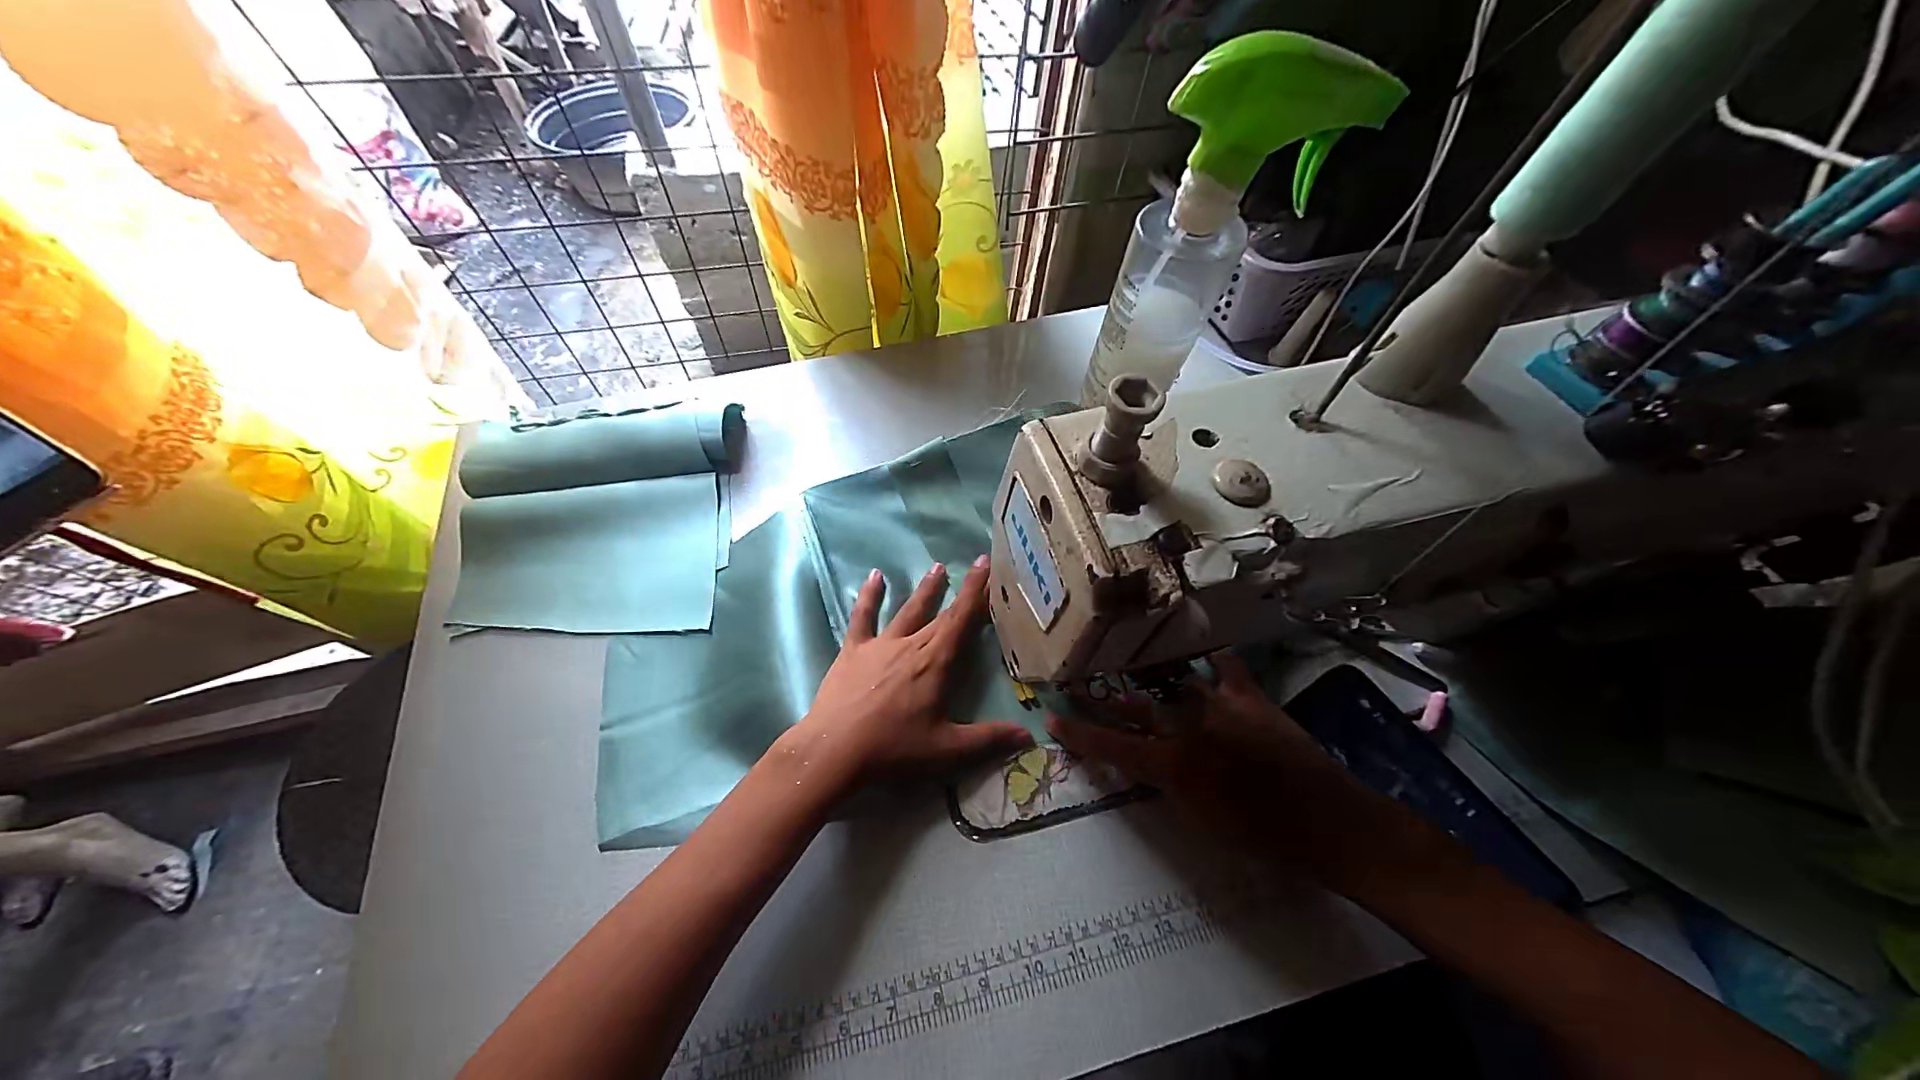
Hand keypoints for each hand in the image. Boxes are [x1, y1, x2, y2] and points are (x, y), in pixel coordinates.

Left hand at [777, 555, 1032, 794]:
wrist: (834, 750)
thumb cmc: (893, 749)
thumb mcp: (947, 749)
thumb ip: (988, 740)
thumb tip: (1028, 735)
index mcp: (936, 663)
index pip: (962, 620)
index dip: (977, 592)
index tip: (987, 564)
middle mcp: (910, 645)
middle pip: (941, 613)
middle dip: (961, 590)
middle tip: (975, 565)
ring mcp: (880, 645)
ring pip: (907, 610)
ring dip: (924, 590)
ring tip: (936, 568)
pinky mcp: (853, 651)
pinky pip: (862, 617)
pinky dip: (869, 596)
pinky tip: (874, 576)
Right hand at [1048, 654, 1416, 888]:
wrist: (1326, 821)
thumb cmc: (1260, 836)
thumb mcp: (1199, 822)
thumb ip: (1166, 787)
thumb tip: (1145, 765)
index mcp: (1172, 764)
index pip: (1112, 746)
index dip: (1079, 734)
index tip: (1053, 718)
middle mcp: (1189, 727)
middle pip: (1135, 706)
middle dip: (1105, 699)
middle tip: (1081, 687)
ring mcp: (1220, 706)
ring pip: (1173, 684)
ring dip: (1150, 682)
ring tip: (1133, 672)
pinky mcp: (1250, 697)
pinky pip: (1226, 667)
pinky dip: (1212, 661)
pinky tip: (1204, 655)